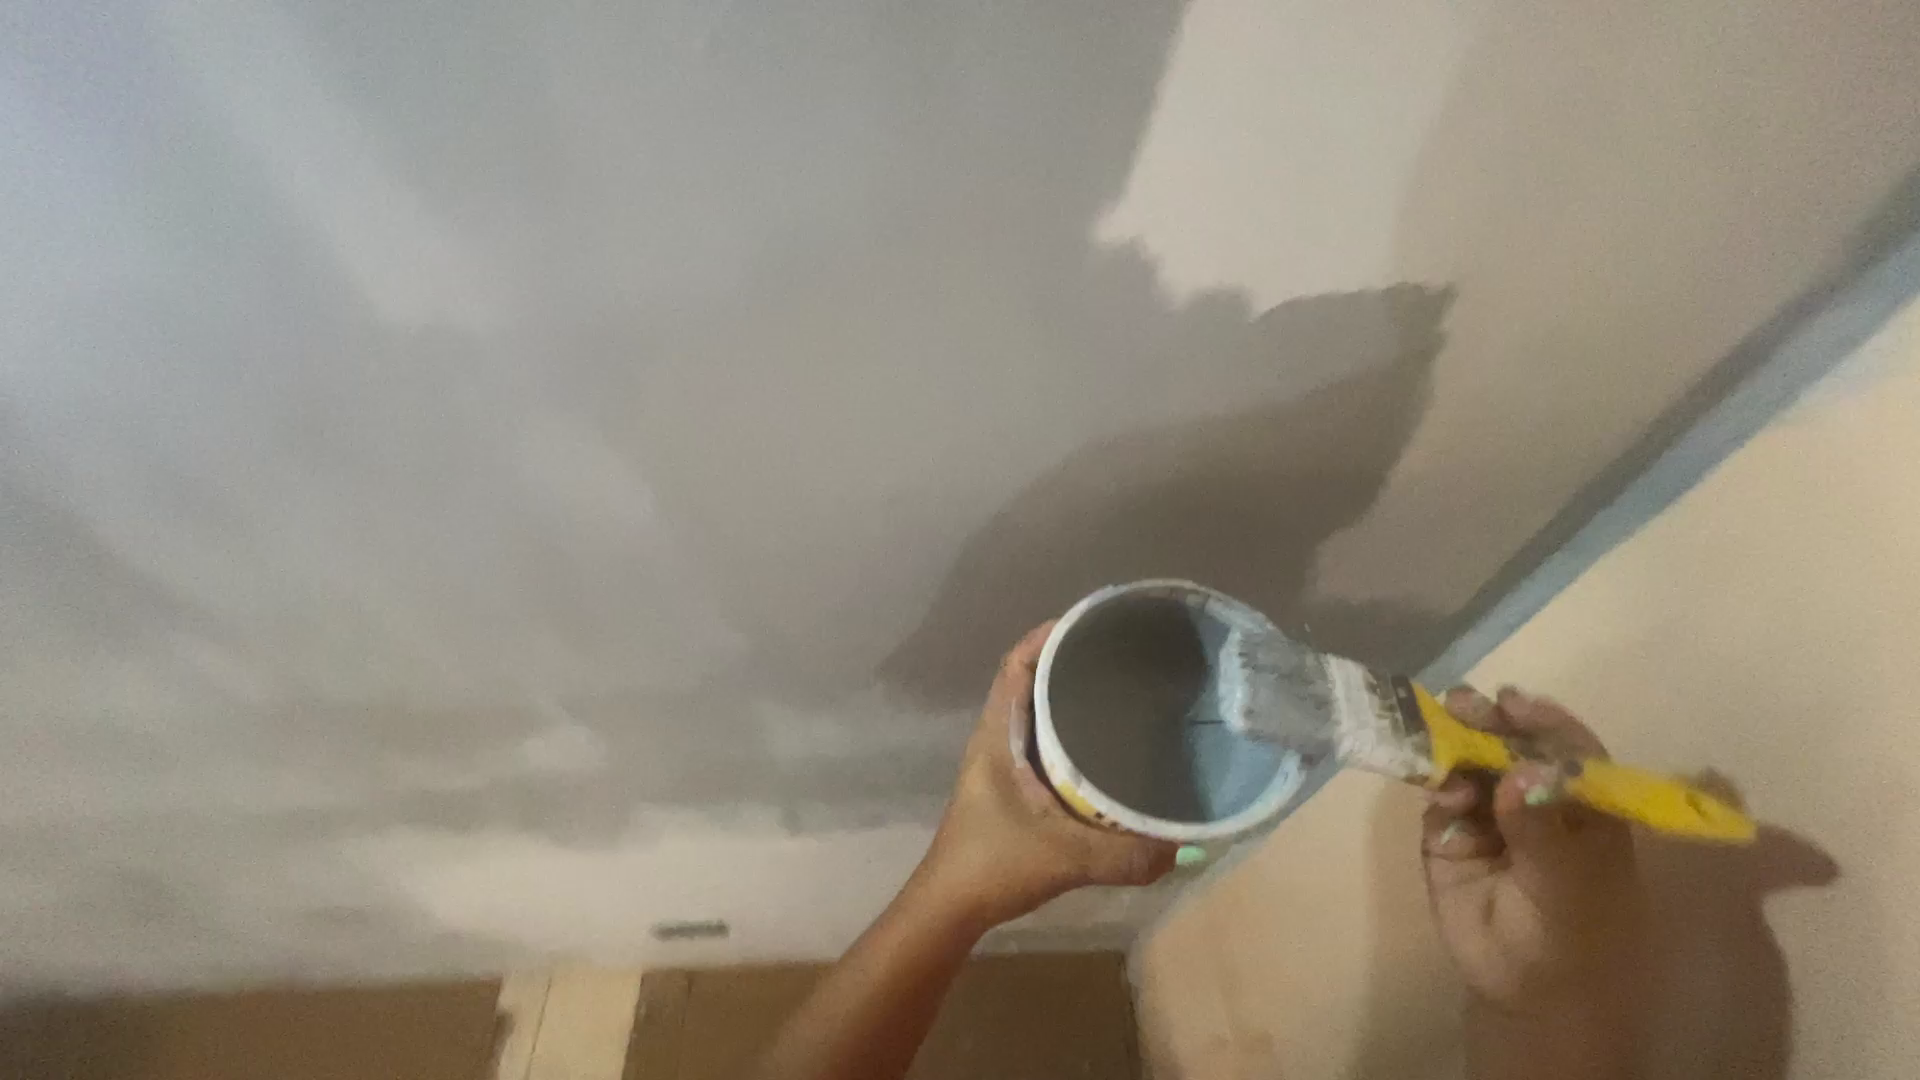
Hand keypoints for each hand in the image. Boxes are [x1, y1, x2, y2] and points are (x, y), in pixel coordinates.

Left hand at [913, 621, 1178, 929]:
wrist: (950, 905)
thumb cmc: (993, 865)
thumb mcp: (1064, 858)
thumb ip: (1125, 856)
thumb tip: (1184, 848)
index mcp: (997, 734)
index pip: (1015, 664)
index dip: (1045, 635)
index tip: (1089, 622)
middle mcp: (996, 737)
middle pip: (1028, 679)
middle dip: (1067, 659)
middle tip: (1119, 654)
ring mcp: (1000, 760)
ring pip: (1033, 710)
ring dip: (1065, 694)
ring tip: (1117, 687)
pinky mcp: (1009, 783)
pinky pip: (1039, 739)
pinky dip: (1065, 730)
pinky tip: (1102, 744)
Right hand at [1422, 686, 1645, 1011]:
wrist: (1523, 991)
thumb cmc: (1572, 939)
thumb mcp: (1568, 887)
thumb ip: (1541, 829)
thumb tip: (1522, 771)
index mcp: (1583, 809)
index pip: (1568, 751)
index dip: (1543, 721)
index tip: (1513, 701)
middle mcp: (1534, 802)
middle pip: (1511, 747)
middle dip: (1488, 721)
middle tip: (1462, 705)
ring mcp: (1488, 813)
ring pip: (1468, 764)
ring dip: (1455, 745)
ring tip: (1439, 736)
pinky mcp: (1446, 830)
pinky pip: (1438, 794)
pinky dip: (1434, 783)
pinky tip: (1441, 793)